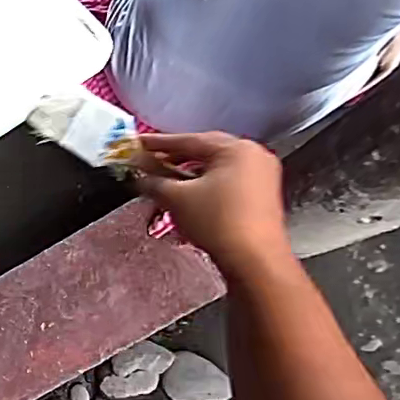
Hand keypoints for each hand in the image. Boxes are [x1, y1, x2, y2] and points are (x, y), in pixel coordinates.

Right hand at [133, 132, 291, 278]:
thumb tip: (139, 176)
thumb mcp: (175, 198)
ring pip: (216, 167)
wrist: (253, 259)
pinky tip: (188, 193)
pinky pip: (226, 180)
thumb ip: (153, 181)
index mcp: (235, 148)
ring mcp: (261, 174)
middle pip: (205, 151)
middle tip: (150, 161)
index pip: (188, 140)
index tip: (137, 144)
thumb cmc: (216, 221)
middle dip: (174, 157)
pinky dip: (204, 183)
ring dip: (188, 172)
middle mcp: (253, 155)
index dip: (157, 143)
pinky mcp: (261, 194)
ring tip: (166, 179)